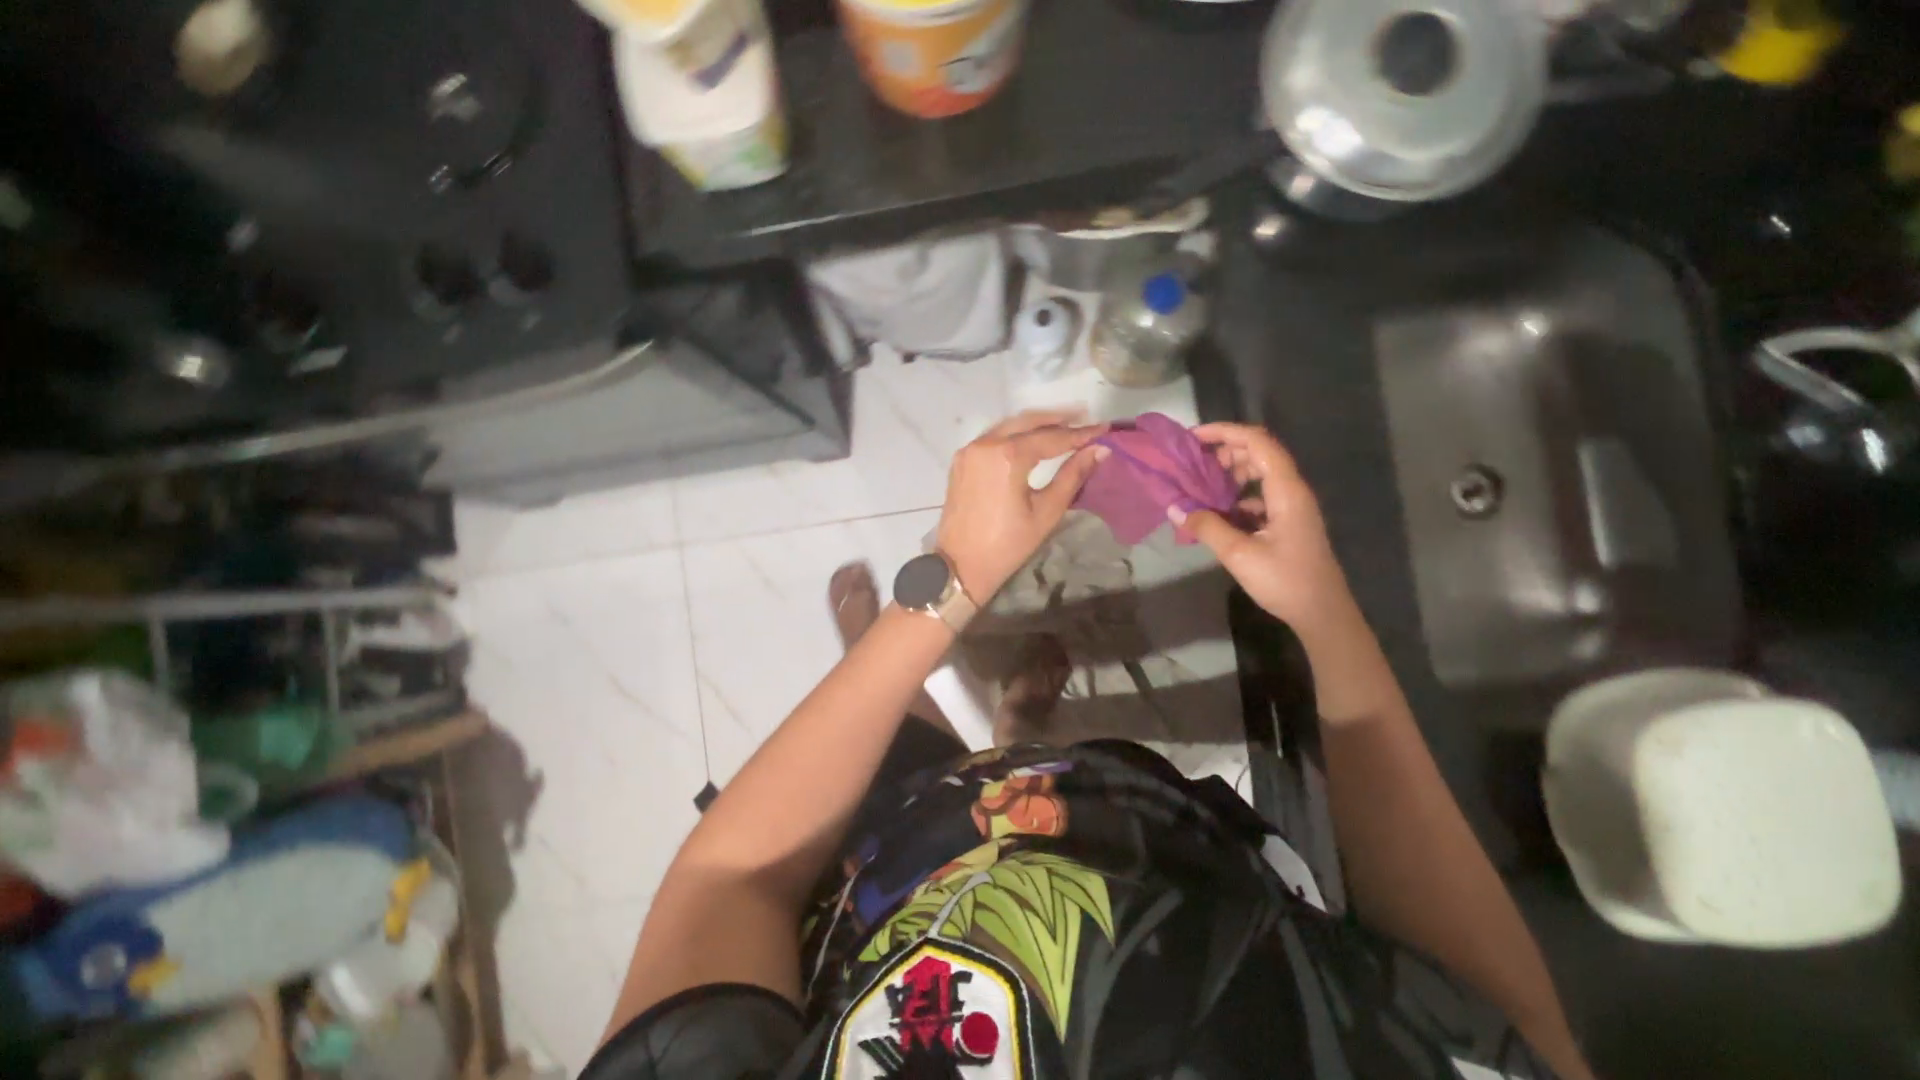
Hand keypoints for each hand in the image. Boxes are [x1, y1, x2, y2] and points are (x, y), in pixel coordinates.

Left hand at [937, 410, 1109, 600]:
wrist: (961, 566)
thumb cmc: (1008, 545)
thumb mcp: (1046, 512)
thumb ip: (1072, 476)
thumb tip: (1099, 451)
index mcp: (1007, 456)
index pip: (1052, 438)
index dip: (1080, 434)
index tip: (1105, 429)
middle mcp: (985, 444)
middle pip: (1028, 421)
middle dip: (1058, 419)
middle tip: (1085, 419)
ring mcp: (969, 450)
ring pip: (1008, 426)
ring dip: (1036, 424)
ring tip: (1063, 426)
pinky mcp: (961, 460)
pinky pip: (993, 437)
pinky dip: (1014, 434)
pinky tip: (1031, 439)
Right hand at [1176, 422, 1353, 629]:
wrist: (1322, 613)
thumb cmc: (1285, 581)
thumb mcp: (1239, 555)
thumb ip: (1207, 527)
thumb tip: (1175, 508)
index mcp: (1286, 490)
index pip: (1257, 442)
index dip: (1225, 432)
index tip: (1193, 438)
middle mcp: (1292, 491)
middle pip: (1260, 452)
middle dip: (1226, 451)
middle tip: (1195, 465)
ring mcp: (1293, 507)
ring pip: (1261, 474)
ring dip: (1232, 474)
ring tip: (1202, 487)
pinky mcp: (1289, 523)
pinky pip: (1262, 496)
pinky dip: (1239, 496)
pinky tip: (1219, 514)